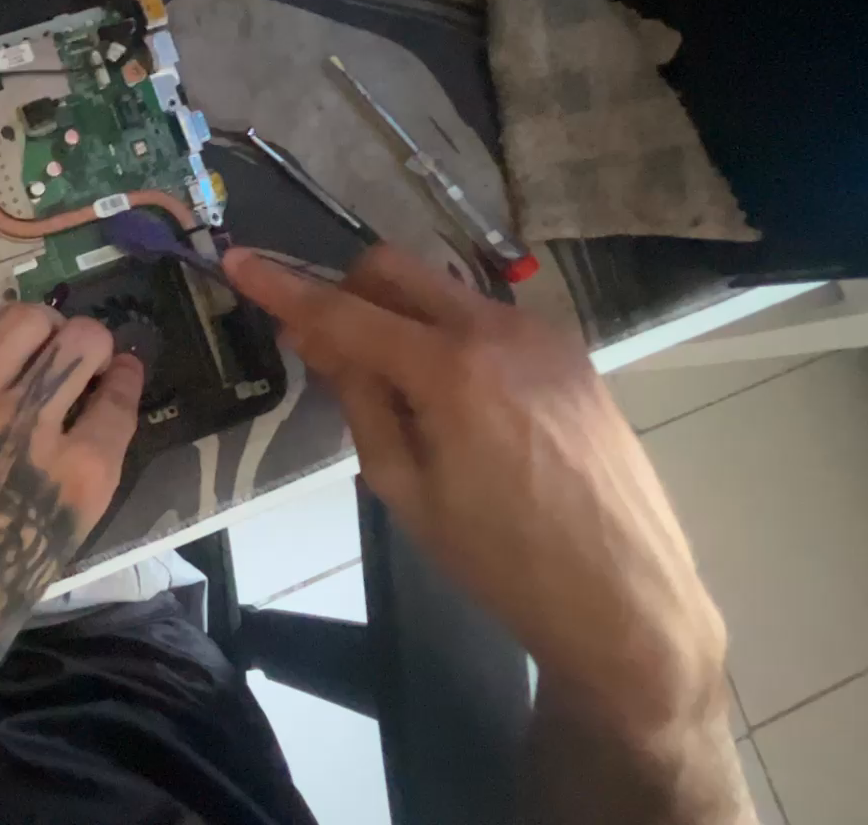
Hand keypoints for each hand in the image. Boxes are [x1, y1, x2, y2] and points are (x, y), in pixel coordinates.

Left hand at [0, 303, 142, 542]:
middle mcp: (25, 429)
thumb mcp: (51, 550)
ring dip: (35, 328)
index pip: (120, 400)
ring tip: (27, 342)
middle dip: (88, 340)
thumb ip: (74, 479)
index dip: (126, 376)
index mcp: (76, 480)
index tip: (123, 366)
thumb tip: (84, 417)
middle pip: (79, 342)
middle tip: (75, 352)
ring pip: (18, 322)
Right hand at [225, 245, 727, 737]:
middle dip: (342, 289)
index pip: (343, 312)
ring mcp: (543, 336)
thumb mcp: (401, 482)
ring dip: (390, 313)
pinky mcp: (569, 353)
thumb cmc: (497, 558)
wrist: (630, 605)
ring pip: (437, 288)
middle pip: (392, 269)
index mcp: (451, 370)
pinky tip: (441, 393)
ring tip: (385, 381)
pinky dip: (436, 332)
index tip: (237, 262)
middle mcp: (500, 331)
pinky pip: (478, 316)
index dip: (281, 286)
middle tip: (319, 343)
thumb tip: (311, 337)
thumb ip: (356, 395)